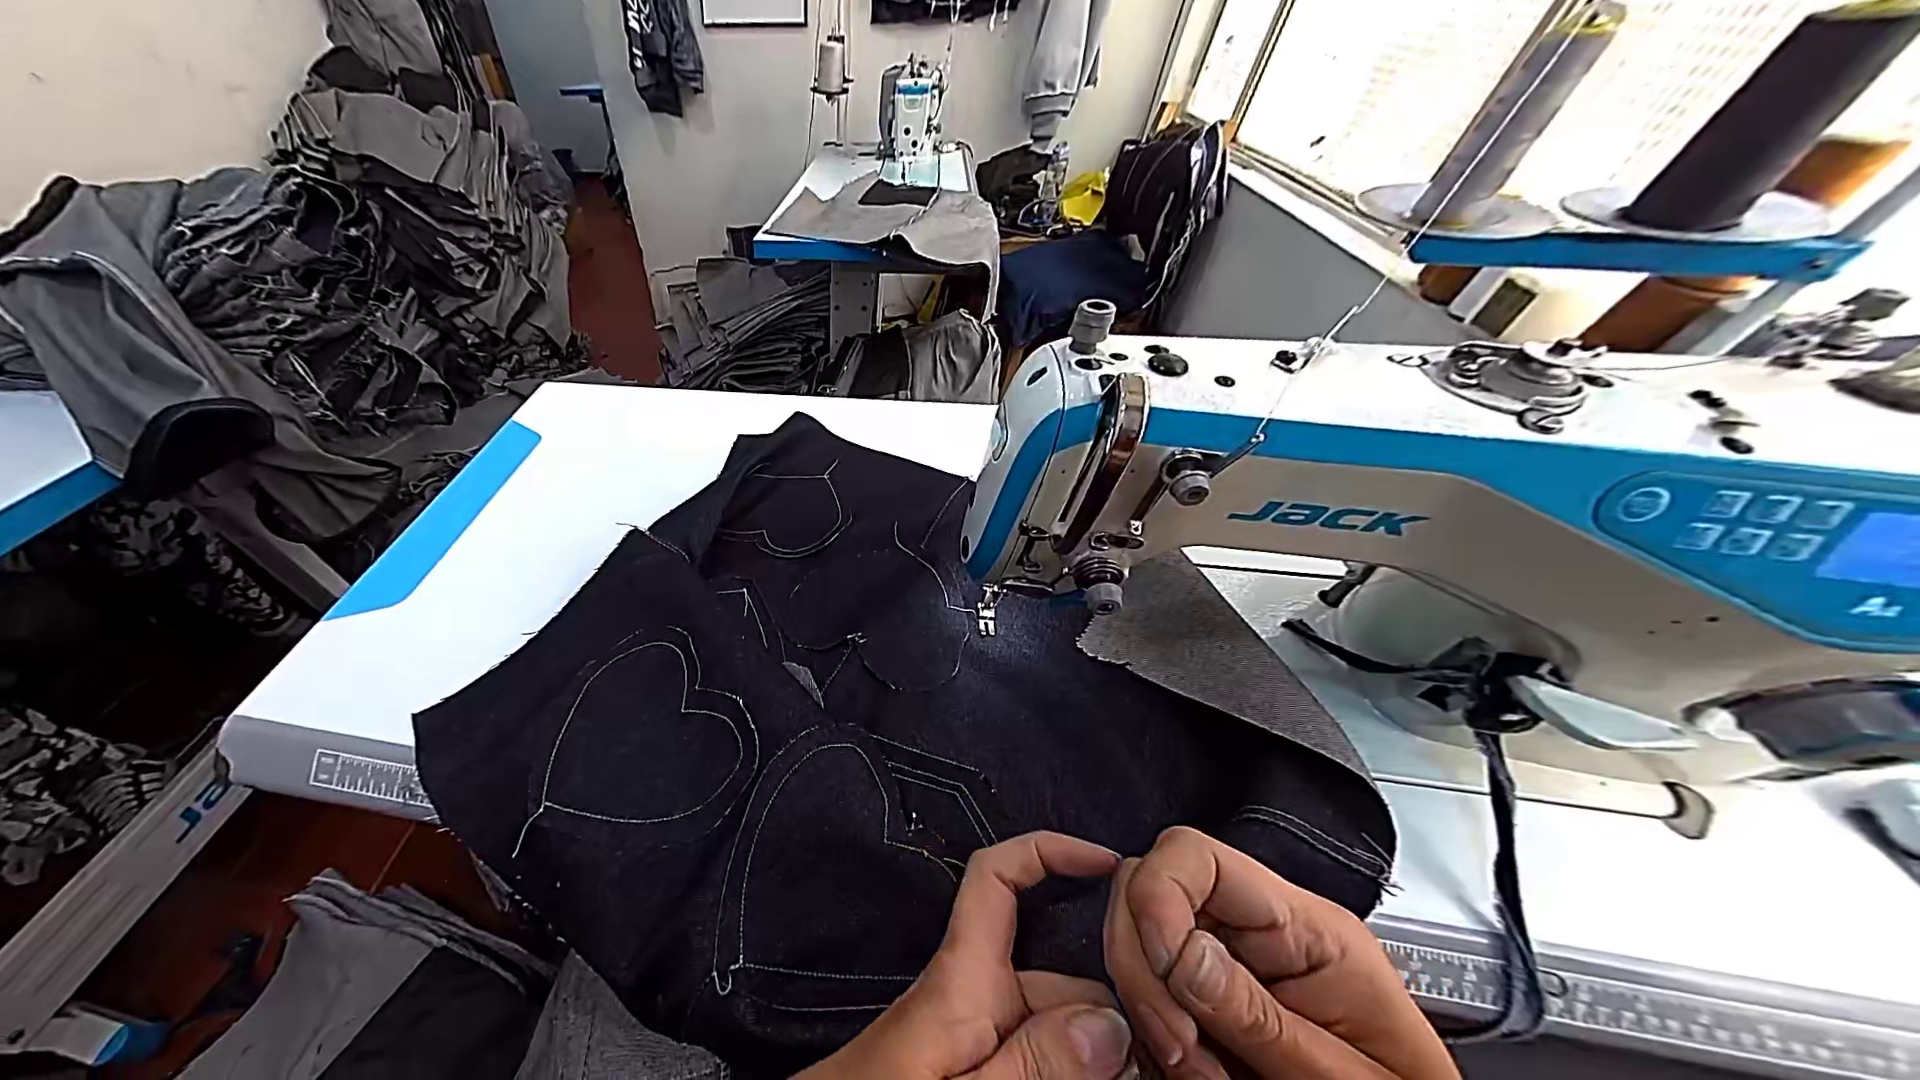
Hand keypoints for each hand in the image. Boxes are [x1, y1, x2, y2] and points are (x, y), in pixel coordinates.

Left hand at [797, 831, 1135, 1079]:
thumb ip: (1032, 1064)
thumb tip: (1111, 1025)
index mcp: (963, 977)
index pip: (998, 876)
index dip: (1049, 849)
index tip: (1107, 861)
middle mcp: (978, 997)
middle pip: (1060, 975)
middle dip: (1113, 1008)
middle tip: (1172, 1060)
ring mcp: (981, 1037)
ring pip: (1060, 1029)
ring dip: (1102, 1057)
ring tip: (1156, 1075)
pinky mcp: (982, 1067)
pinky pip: (1041, 1059)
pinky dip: (1078, 1072)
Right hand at [1104, 827, 1457, 1079]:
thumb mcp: (1347, 1077)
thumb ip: (1262, 1017)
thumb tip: (1180, 955)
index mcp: (1304, 926)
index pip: (1196, 854)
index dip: (1158, 894)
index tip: (1164, 969)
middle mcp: (1252, 925)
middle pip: (1148, 886)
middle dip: (1143, 961)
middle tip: (1177, 1042)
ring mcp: (1222, 954)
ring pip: (1133, 933)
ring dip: (1145, 1000)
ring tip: (1190, 1064)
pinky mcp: (1199, 992)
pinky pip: (1143, 982)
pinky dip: (1146, 1024)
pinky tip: (1183, 1065)